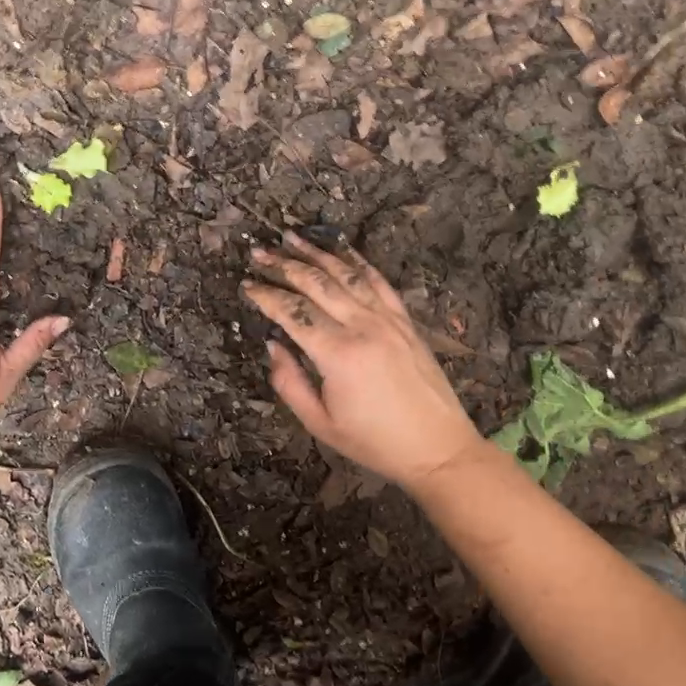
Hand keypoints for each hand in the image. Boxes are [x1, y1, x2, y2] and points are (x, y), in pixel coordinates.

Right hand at [242, 233, 483, 486]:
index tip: (246, 285)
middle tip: (258, 253)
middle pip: (316, 284)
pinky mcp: (405, 321)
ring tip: (290, 237)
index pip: (293, 312)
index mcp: (338, 355)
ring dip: (315, 253)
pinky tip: (339, 248)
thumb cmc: (375, 442)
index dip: (266, 296)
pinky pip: (378, 281)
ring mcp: (388, 320)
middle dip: (283, 265)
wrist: (439, 448)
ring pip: (346, 274)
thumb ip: (289, 383)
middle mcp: (363, 327)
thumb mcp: (320, 423)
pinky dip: (356, 261)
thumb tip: (273, 346)